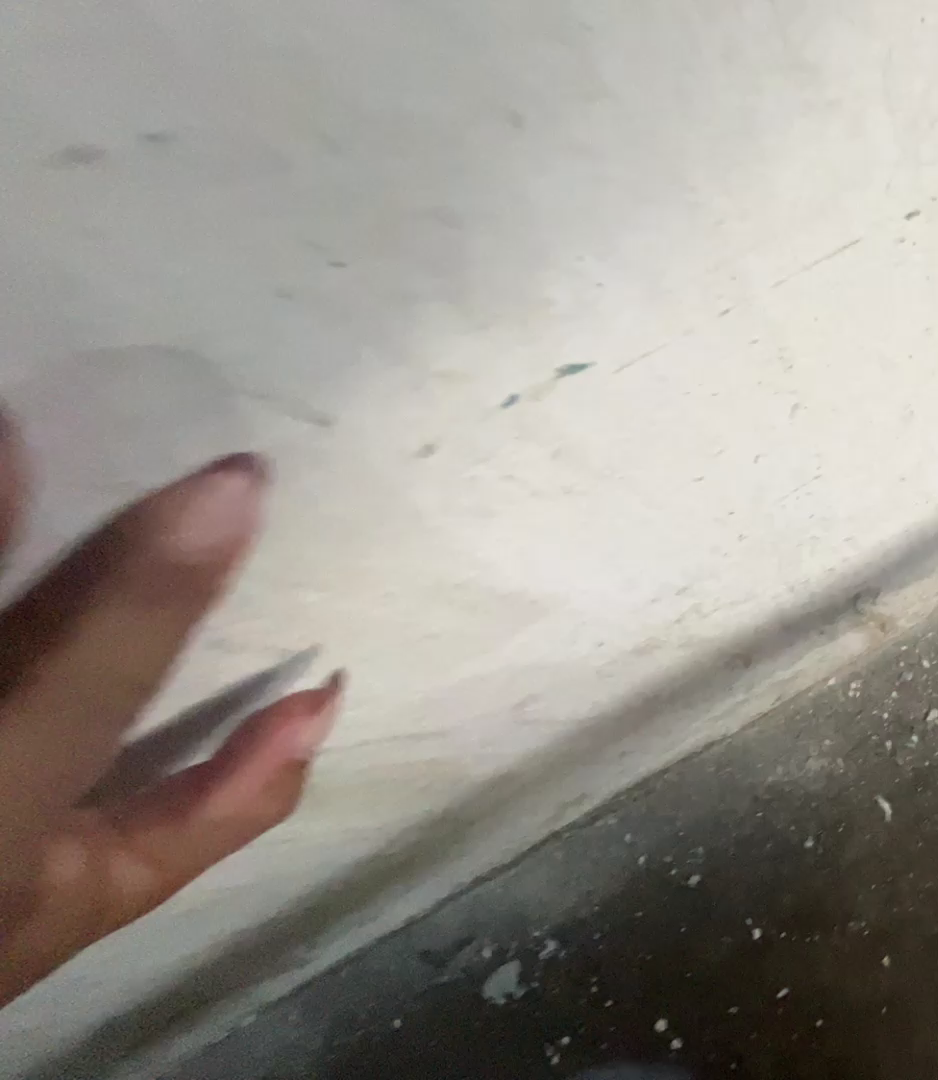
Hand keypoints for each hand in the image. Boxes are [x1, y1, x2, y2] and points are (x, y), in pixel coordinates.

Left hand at [0, 419, 338, 1006]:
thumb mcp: (102, 895)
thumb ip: (229, 800)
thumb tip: (327, 694)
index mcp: (13, 798)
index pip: (105, 671)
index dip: (171, 579)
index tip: (238, 484)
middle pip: (4, 615)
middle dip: (13, 510)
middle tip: (44, 405)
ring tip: (11, 413)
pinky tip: (6, 465)